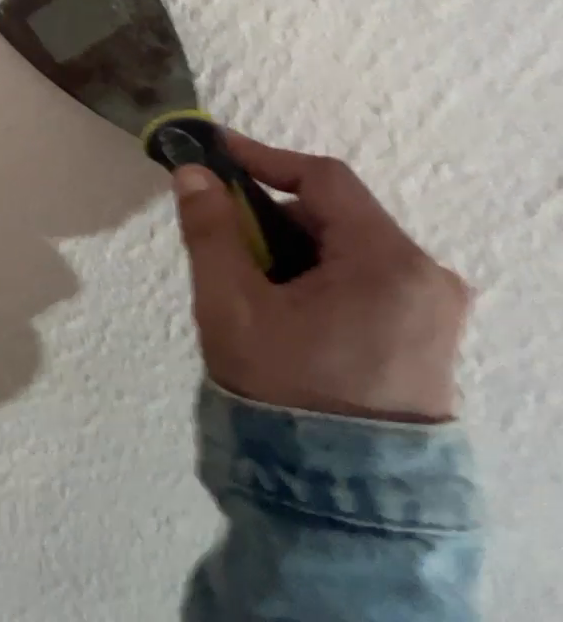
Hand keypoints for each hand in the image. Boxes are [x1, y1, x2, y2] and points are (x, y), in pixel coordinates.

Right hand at [173, 132, 469, 422]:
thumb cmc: (282, 381)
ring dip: (290, 246)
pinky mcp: (427, 331)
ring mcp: (434, 306)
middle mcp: (427, 275)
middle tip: (218, 233)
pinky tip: (280, 301)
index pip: (325, 179)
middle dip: (271, 213)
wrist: (338, 478)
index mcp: (388, 262)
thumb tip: (193, 174)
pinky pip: (365, 277)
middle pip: (337, 215)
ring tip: (244, 278)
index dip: (262, 156)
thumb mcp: (230, 302)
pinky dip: (316, 272)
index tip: (211, 148)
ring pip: (348, 248)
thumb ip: (210, 230)